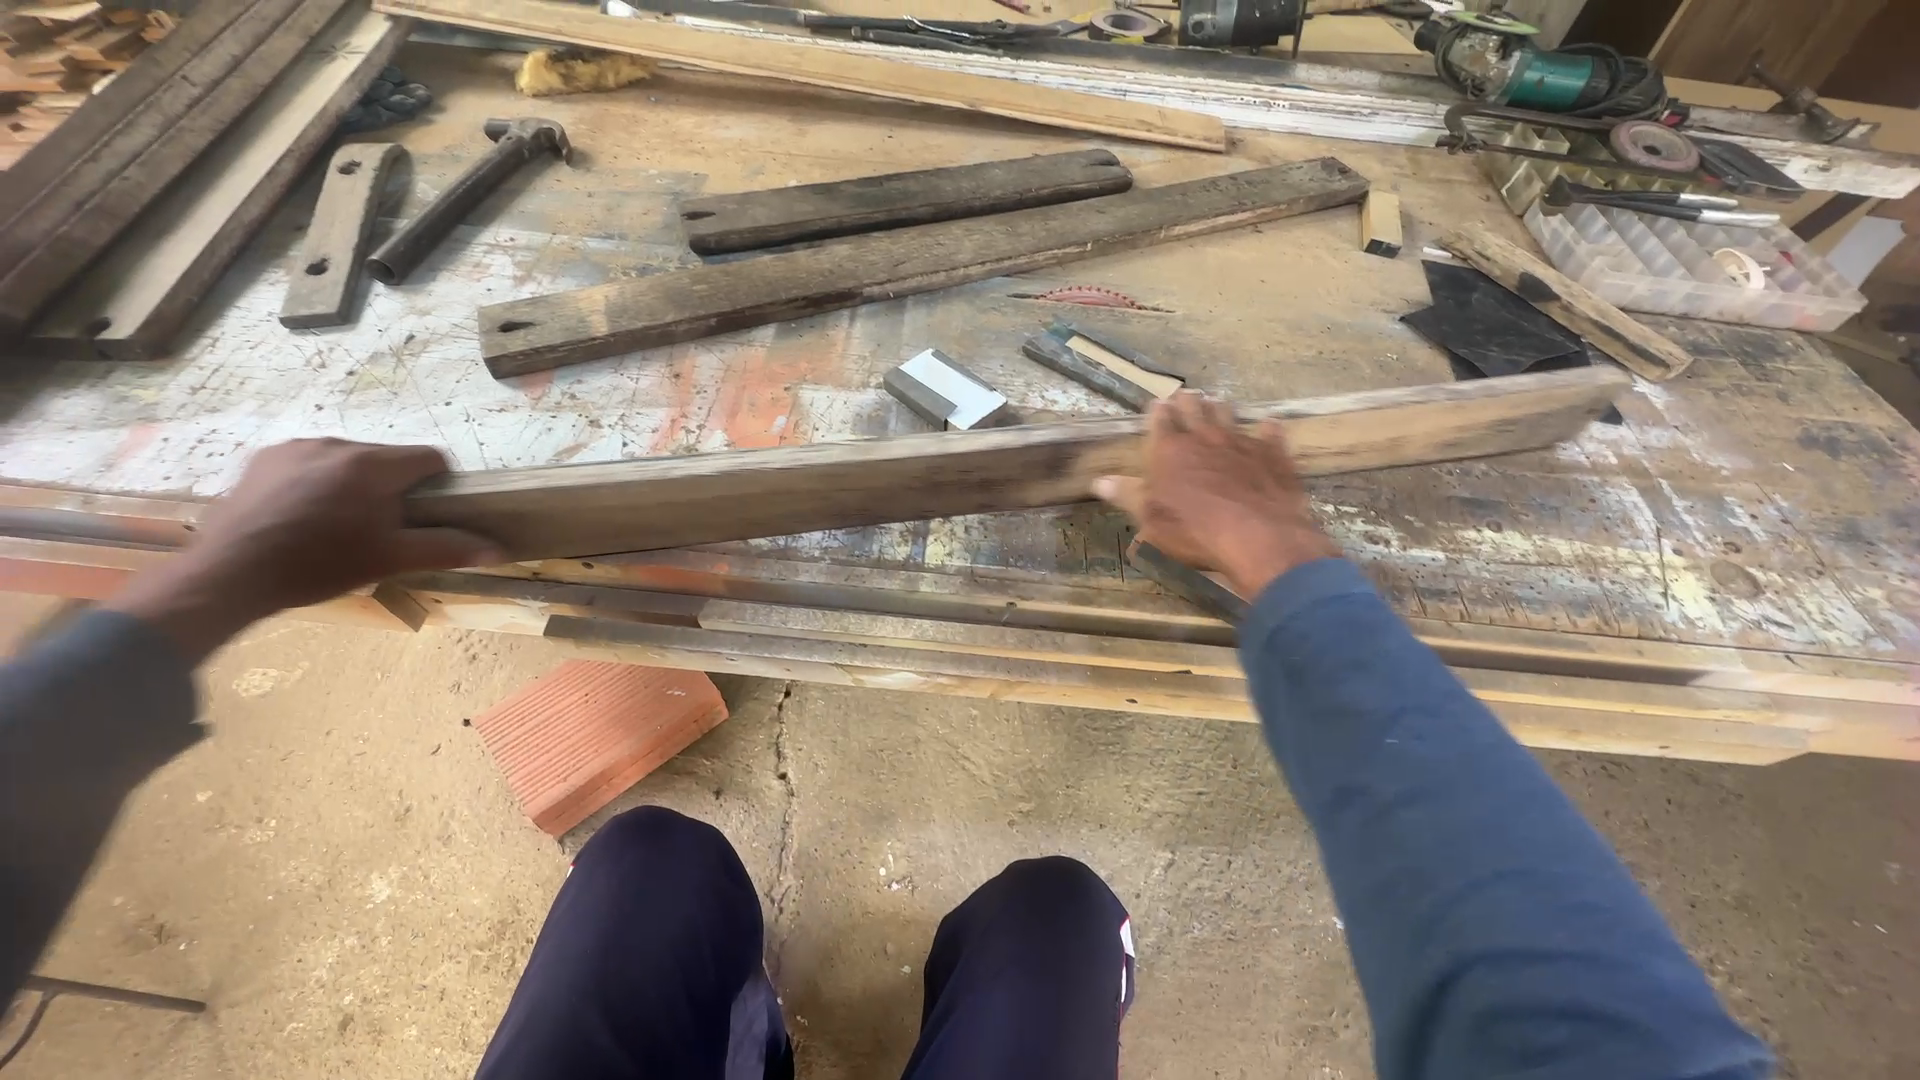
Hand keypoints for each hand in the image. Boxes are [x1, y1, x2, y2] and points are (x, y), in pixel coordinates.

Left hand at [104, 439, 503, 661]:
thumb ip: (448, 548)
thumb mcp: (391, 559)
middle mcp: (333, 444)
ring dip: (356, 483)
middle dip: (394, 486)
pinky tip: (306, 515)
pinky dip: (319, 482)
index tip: (427, 513)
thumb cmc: (319, 566)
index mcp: (370, 464)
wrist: (228, 575)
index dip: (438, 484)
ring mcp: (292, 448)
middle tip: (383, 526)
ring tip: (342, 522)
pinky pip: (311, 462)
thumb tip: (498, 551)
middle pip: (387, 457)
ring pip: (348, 459)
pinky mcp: (262, 460)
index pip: (429, 458)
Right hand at [1093, 392, 1340, 598]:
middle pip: (1193, 410)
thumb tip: (1099, 482)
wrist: (1256, 534)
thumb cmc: (1193, 530)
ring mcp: (1240, 442)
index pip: (1159, 422)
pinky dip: (1267, 428)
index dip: (1157, 413)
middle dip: (1187, 402)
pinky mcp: (1272, 453)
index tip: (1157, 404)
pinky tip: (1269, 425)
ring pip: (1228, 414)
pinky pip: (1270, 433)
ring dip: (1220, 407)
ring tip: (1217, 402)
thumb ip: (1127, 496)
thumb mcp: (1150, 519)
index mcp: (1169, 451)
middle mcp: (1203, 437)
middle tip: (1185, 395)